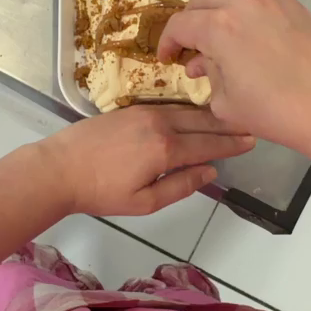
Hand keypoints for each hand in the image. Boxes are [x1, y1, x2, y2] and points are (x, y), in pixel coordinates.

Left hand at [31, 104, 254, 216]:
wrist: (58, 169)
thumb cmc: (100, 193)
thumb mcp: (144, 203)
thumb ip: (180, 187)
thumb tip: (210, 173)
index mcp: (165, 149)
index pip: (208, 144)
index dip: (232, 144)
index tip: (252, 141)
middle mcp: (159, 124)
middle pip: (202, 122)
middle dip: (227, 125)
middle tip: (249, 126)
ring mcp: (144, 112)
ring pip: (186, 112)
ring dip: (209, 116)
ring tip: (228, 119)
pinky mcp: (130, 109)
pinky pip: (169, 108)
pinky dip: (187, 112)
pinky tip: (194, 116)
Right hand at [157, 0, 310, 154]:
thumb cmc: (275, 112)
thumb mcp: (227, 103)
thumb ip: (208, 77)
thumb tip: (202, 64)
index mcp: (219, 27)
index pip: (180, 24)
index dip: (167, 41)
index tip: (167, 58)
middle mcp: (244, 2)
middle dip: (190, 19)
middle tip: (190, 45)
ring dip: (219, 14)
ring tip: (221, 46)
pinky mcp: (294, 5)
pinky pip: (258, 1)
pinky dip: (245, 15)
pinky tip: (250, 43)